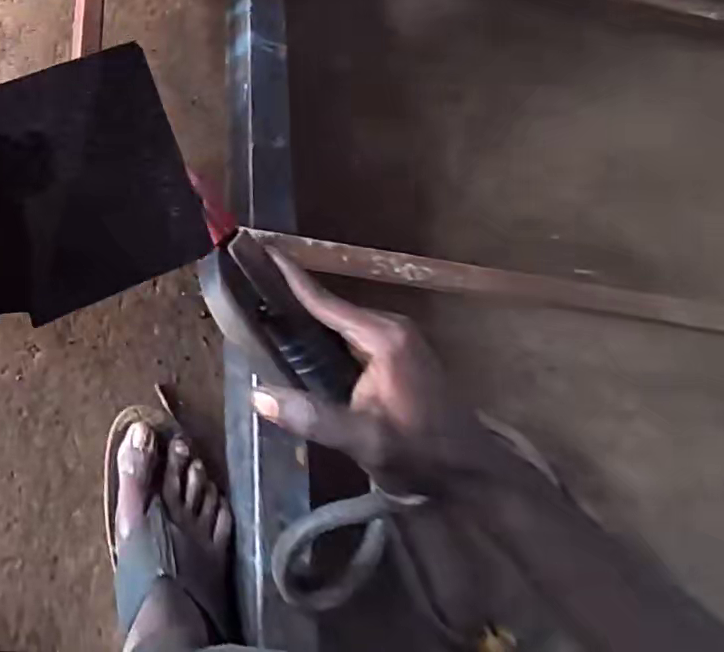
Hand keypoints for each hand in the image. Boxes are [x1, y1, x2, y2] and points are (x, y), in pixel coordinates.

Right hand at [250, 250, 500, 490]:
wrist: (474, 476)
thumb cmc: (421, 455)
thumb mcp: (365, 441)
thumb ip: (313, 417)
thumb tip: (257, 396)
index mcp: (383, 336)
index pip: (324, 299)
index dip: (288, 274)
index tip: (260, 247)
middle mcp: (390, 325)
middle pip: (328, 303)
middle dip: (289, 290)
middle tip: (249, 279)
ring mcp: (397, 335)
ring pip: (338, 316)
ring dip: (305, 308)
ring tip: (264, 300)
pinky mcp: (397, 349)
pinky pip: (348, 328)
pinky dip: (322, 324)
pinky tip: (300, 331)